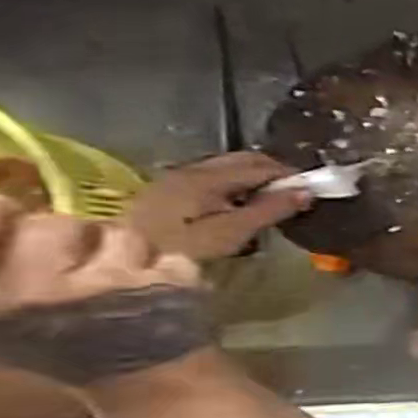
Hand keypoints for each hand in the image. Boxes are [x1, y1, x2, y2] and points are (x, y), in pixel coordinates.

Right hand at [0, 200, 211, 386]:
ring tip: (120, 277)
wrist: (145, 377)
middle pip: (55, 223)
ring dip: (124, 249)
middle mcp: (44, 290)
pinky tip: (160, 289)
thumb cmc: (65, 349)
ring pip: (119, 233)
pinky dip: (168, 267)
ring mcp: (115, 284)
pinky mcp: (173, 282)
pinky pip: (168, 254)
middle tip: (77, 256)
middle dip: (72, 234)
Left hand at [124, 152, 310, 261]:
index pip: (264, 166)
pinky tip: (237, 204)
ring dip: (254, 178)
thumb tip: (306, 192)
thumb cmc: (171, 247)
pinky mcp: (165, 189)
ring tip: (269, 201)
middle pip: (245, 160)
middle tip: (295, 194)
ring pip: (228, 167)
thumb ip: (268, 210)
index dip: (293, 175)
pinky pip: (213, 177)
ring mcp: (175, 177)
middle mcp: (193, 170)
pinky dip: (235, 184)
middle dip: (275, 172)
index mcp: (210, 178)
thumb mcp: (228, 233)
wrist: (104, 257)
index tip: (314, 190)